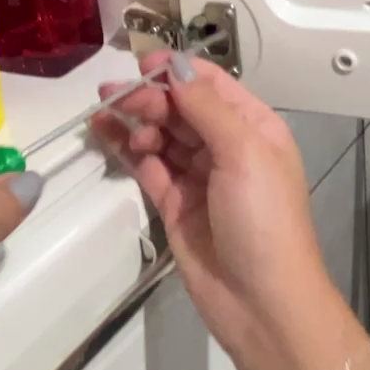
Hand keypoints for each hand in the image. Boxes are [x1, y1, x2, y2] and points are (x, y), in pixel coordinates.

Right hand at [92, 51, 341, 364]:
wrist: (262, 303)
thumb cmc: (263, 219)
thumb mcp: (244, 153)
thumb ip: (206, 108)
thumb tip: (176, 68)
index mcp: (254, 128)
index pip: (211, 85)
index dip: (177, 71)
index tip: (142, 66)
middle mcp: (227, 147)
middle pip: (182, 108)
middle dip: (150, 97)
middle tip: (116, 97)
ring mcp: (199, 177)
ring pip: (162, 136)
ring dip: (136, 121)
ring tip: (106, 113)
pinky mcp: (175, 205)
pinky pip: (148, 168)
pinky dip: (129, 150)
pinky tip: (107, 135)